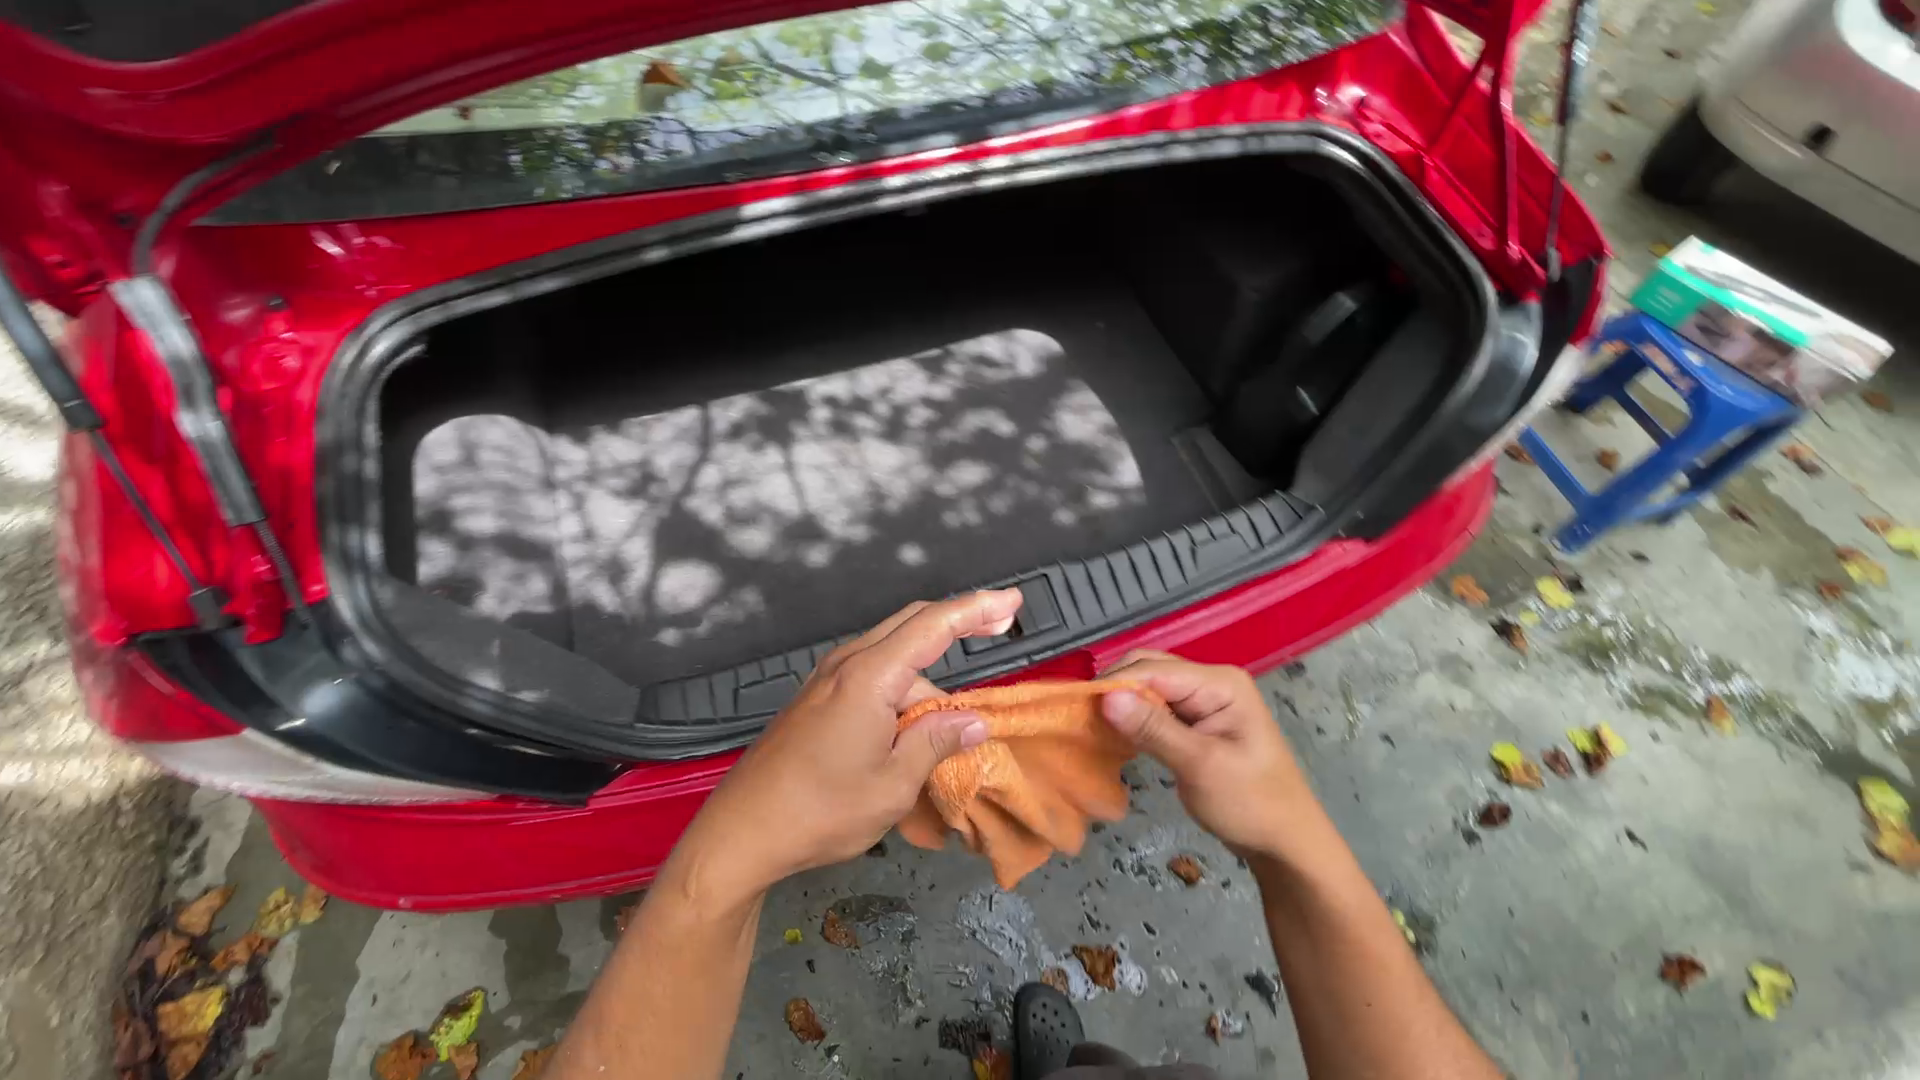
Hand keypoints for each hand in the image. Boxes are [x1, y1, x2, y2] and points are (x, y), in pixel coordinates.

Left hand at [670, 590, 1023, 900]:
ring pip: (892, 653)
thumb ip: (937, 742)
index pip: (934, 626)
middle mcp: (847, 664)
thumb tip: (974, 722)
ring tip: (952, 723)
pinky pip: (872, 673)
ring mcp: (827, 679)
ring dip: (928, 672)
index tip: (1014, 600)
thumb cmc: (821, 811)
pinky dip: (903, 683)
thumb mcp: (893, 785)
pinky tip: (914, 719)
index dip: (977, 608)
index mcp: (870, 676)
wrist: (742, 831)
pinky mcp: (817, 698)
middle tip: (1002, 625)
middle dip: (959, 620)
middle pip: (912, 623)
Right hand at [1098, 651, 1319, 860]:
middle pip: (1148, 669)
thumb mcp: (1200, 766)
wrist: (1285, 844)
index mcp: (1219, 683)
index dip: (1114, 685)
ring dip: (1122, 703)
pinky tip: (1116, 734)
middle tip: (1082, 718)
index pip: (1153, 669)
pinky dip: (1134, 717)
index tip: (1076, 708)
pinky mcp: (1196, 721)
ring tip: (1092, 725)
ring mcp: (1204, 701)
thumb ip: (1153, 728)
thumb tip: (1106, 698)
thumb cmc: (1250, 804)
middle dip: (1115, 689)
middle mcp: (1211, 682)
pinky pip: (1156, 707)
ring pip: (1149, 687)